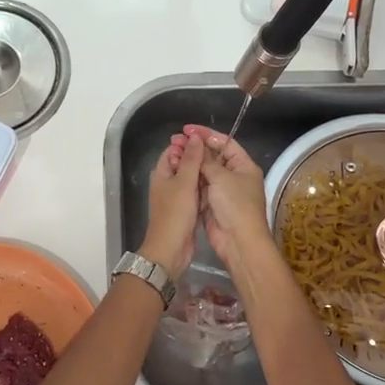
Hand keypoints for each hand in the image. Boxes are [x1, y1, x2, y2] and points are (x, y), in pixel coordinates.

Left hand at [141, 129, 206, 279]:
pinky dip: (205, 189)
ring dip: (203, 174)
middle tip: (219, 153)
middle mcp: (167, 182)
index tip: (205, 138)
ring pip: (192, 179)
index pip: (172, 150)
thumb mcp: (184, 182)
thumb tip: (194, 136)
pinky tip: (218, 186)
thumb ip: (191, 159)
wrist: (171, 249)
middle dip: (198, 158)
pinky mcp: (186, 210)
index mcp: (161, 173)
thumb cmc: (175, 213)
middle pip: (183, 163)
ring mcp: (177, 197)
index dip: (186, 143)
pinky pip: (196, 194)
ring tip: (222, 166)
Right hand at [178, 125, 271, 272]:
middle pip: (214, 156)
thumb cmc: (235, 205)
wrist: (238, 241)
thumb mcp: (221, 177)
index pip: (225, 142)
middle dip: (196, 148)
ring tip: (172, 154)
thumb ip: (206, 160)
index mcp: (244, 166)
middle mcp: (234, 176)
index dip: (207, 134)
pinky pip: (200, 187)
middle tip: (175, 141)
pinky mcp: (212, 203)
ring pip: (204, 172)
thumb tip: (196, 145)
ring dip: (191, 164)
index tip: (187, 130)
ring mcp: (223, 190)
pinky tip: (176, 172)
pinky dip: (189, 180)